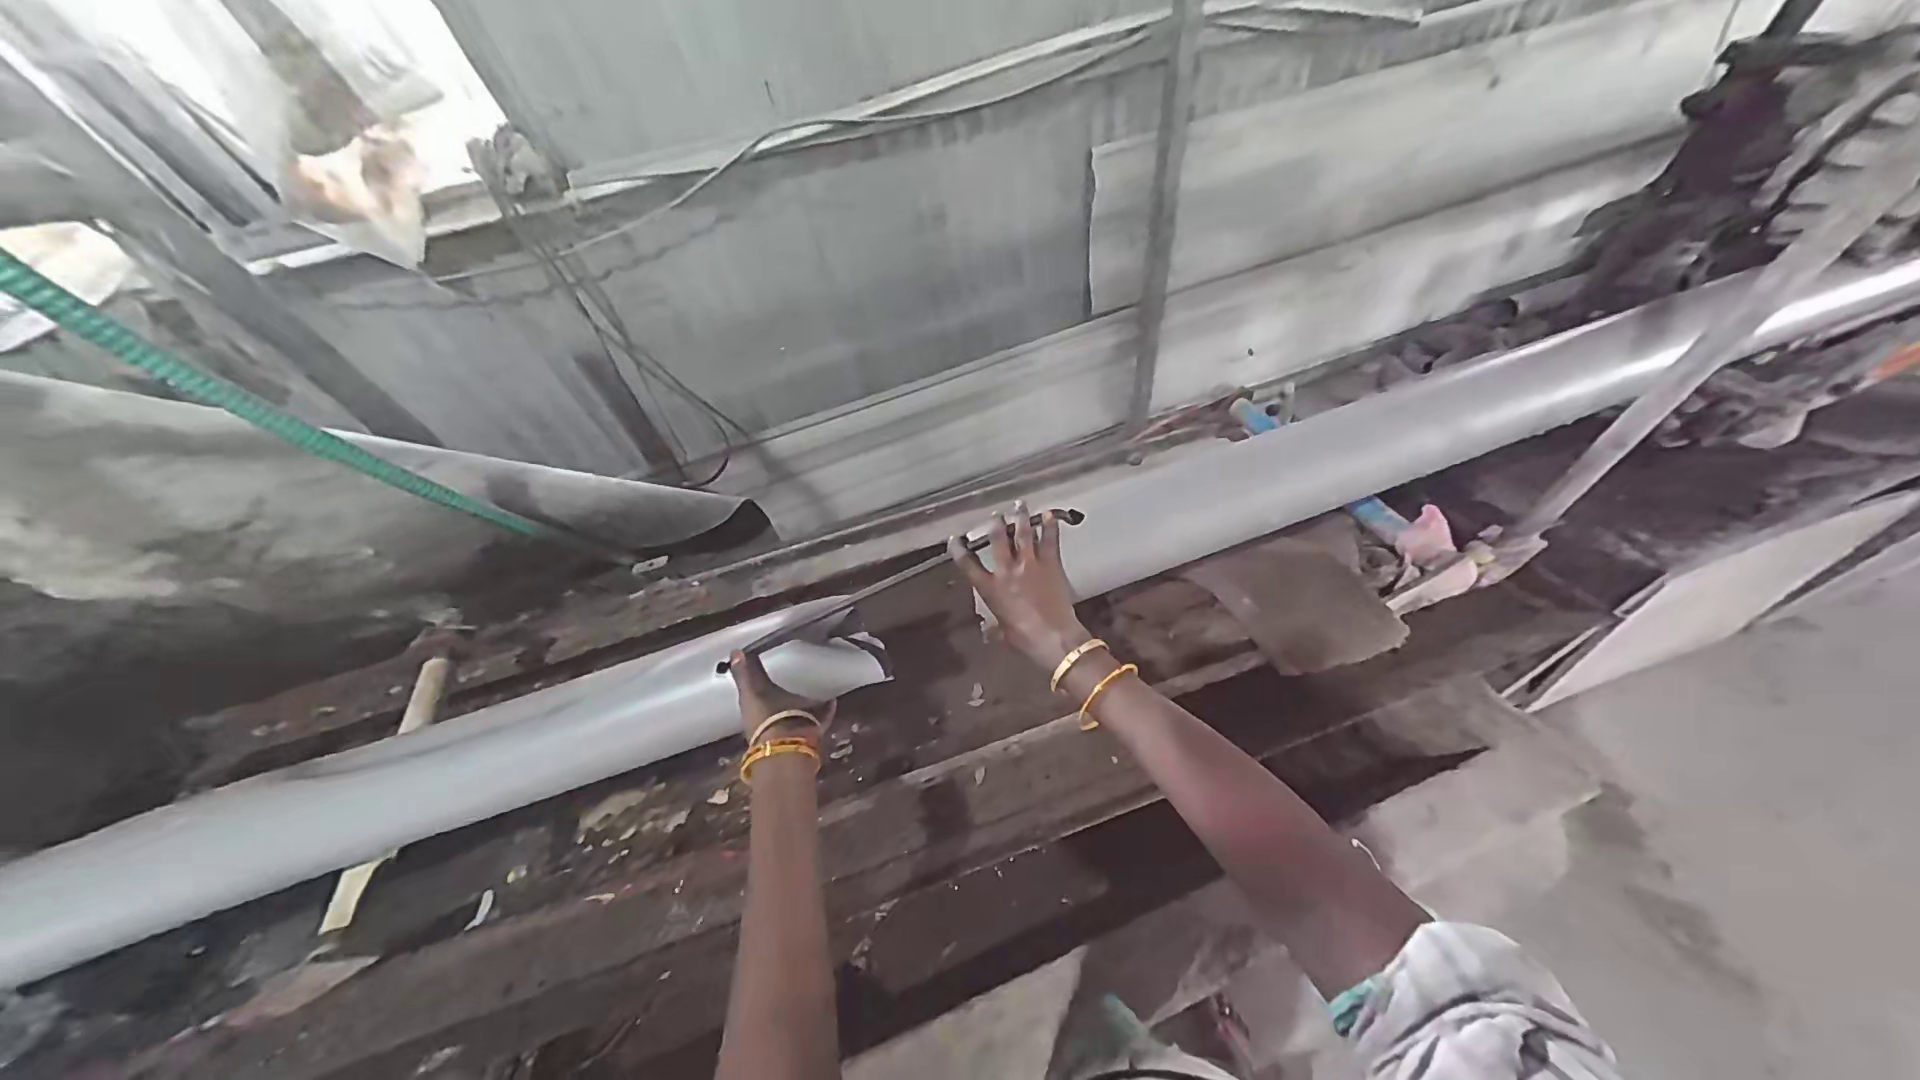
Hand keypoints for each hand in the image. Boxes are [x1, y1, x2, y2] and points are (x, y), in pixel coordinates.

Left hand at [728, 650, 835, 742]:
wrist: (789, 744)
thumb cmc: (767, 715)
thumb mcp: (753, 689)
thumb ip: (745, 672)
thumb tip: (734, 651)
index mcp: (756, 709)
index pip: (755, 694)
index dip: (756, 685)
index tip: (765, 675)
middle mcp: (771, 720)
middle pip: (776, 705)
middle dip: (782, 696)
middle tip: (791, 680)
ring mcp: (791, 728)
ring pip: (797, 713)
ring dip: (804, 704)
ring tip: (815, 690)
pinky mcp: (810, 732)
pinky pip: (819, 718)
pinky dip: (825, 709)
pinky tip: (832, 700)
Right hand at [949, 502, 1091, 674]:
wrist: (1053, 637)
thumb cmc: (1024, 638)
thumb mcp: (1002, 632)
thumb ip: (994, 626)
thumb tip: (988, 631)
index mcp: (990, 588)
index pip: (968, 564)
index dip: (959, 550)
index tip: (955, 539)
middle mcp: (1007, 571)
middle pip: (998, 539)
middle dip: (995, 524)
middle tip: (995, 514)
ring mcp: (1030, 564)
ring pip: (1023, 533)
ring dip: (1021, 517)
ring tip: (1019, 504)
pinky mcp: (1051, 564)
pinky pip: (1049, 540)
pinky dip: (1050, 526)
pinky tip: (1050, 515)